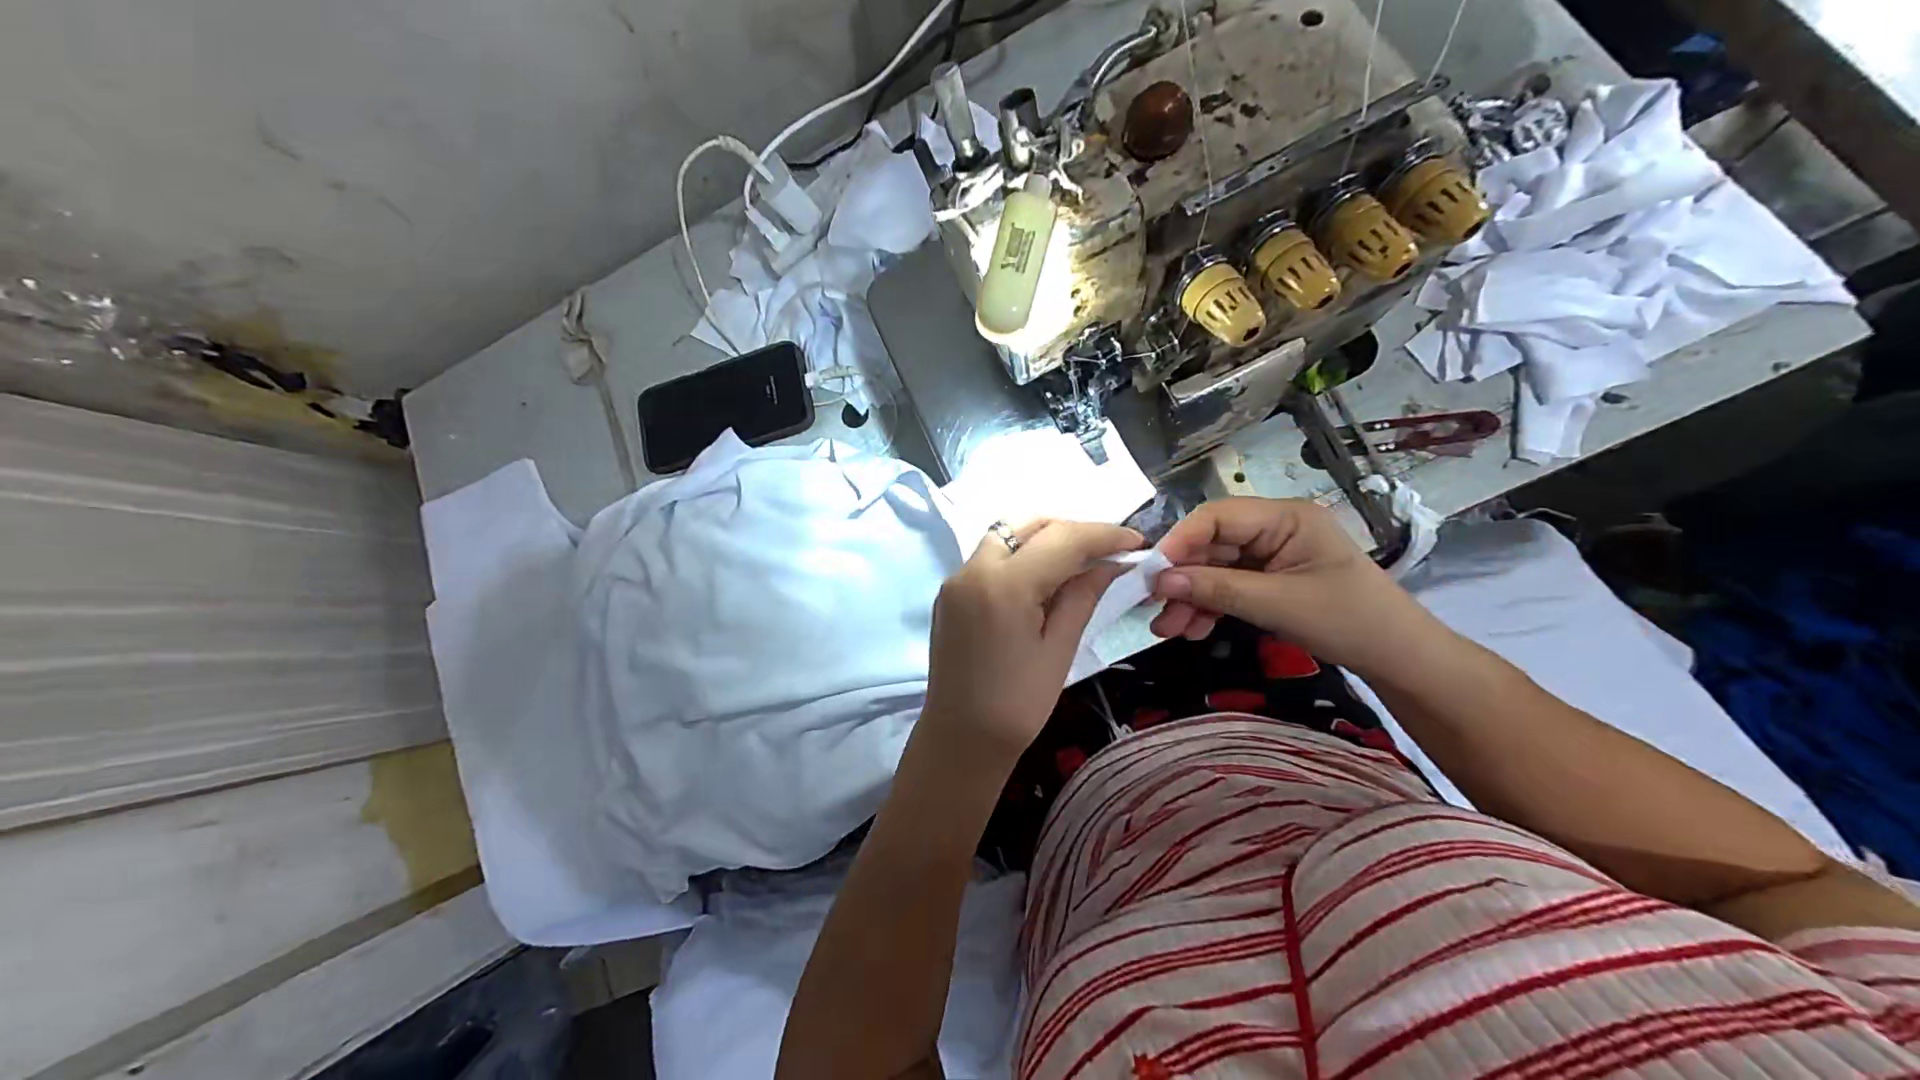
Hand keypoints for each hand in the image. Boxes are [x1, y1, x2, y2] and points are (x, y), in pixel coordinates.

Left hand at [921, 520, 1143, 762]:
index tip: (1135, 543)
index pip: (1063, 539)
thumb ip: (1082, 597)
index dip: (1104, 535)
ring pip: (1006, 536)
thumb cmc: (1017, 706)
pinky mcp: (949, 594)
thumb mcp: (1059, 650)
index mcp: (1005, 584)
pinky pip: (989, 558)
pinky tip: (1042, 580)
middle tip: (1108, 553)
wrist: (960, 739)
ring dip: (1044, 540)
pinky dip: (1020, 557)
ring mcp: (956, 580)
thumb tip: (1110, 564)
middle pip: (1031, 526)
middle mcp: (974, 570)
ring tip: (1078, 564)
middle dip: (1073, 532)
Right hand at [1149, 497, 1435, 674]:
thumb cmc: (1349, 621)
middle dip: (1182, 578)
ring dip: (1190, 597)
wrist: (1399, 659)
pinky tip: (1191, 629)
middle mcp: (1274, 529)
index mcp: (1285, 517)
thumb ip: (1217, 589)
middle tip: (1154, 608)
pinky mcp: (1270, 580)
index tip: (1151, 572)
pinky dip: (1209, 607)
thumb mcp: (1278, 605)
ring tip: (1168, 629)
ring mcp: (1271, 555)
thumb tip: (1161, 581)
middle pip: (1211, 545)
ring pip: (1215, 569)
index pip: (1217, 517)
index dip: (1180, 541)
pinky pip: (1228, 587)